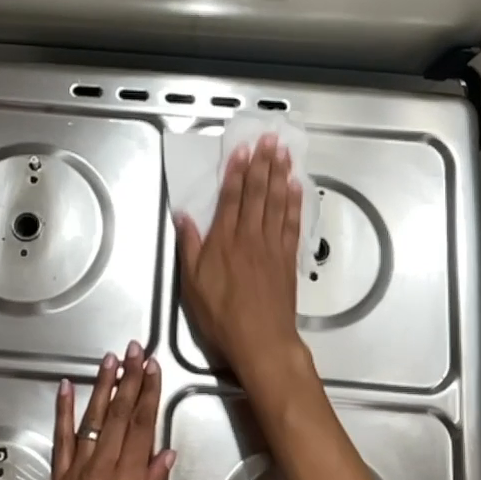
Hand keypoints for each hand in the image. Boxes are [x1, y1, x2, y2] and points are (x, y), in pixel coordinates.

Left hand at [0, 343, 173, 479]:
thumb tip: (163, 454)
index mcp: (130, 479)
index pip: (143, 425)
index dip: (149, 393)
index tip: (153, 368)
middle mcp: (104, 467)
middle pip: (120, 414)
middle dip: (129, 378)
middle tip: (135, 350)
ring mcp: (79, 470)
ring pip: (93, 419)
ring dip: (102, 387)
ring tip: (109, 360)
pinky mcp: (60, 479)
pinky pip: (63, 438)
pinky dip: (63, 411)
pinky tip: (65, 389)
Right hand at [175, 135, 306, 382]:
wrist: (261, 341)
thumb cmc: (221, 316)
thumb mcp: (192, 284)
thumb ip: (189, 247)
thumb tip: (184, 216)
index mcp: (224, 241)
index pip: (232, 197)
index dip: (236, 171)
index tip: (242, 149)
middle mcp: (251, 237)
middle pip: (258, 193)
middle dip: (263, 163)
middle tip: (269, 138)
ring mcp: (273, 246)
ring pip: (277, 202)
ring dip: (281, 175)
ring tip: (284, 152)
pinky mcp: (288, 259)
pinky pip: (292, 223)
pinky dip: (294, 203)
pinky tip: (296, 187)